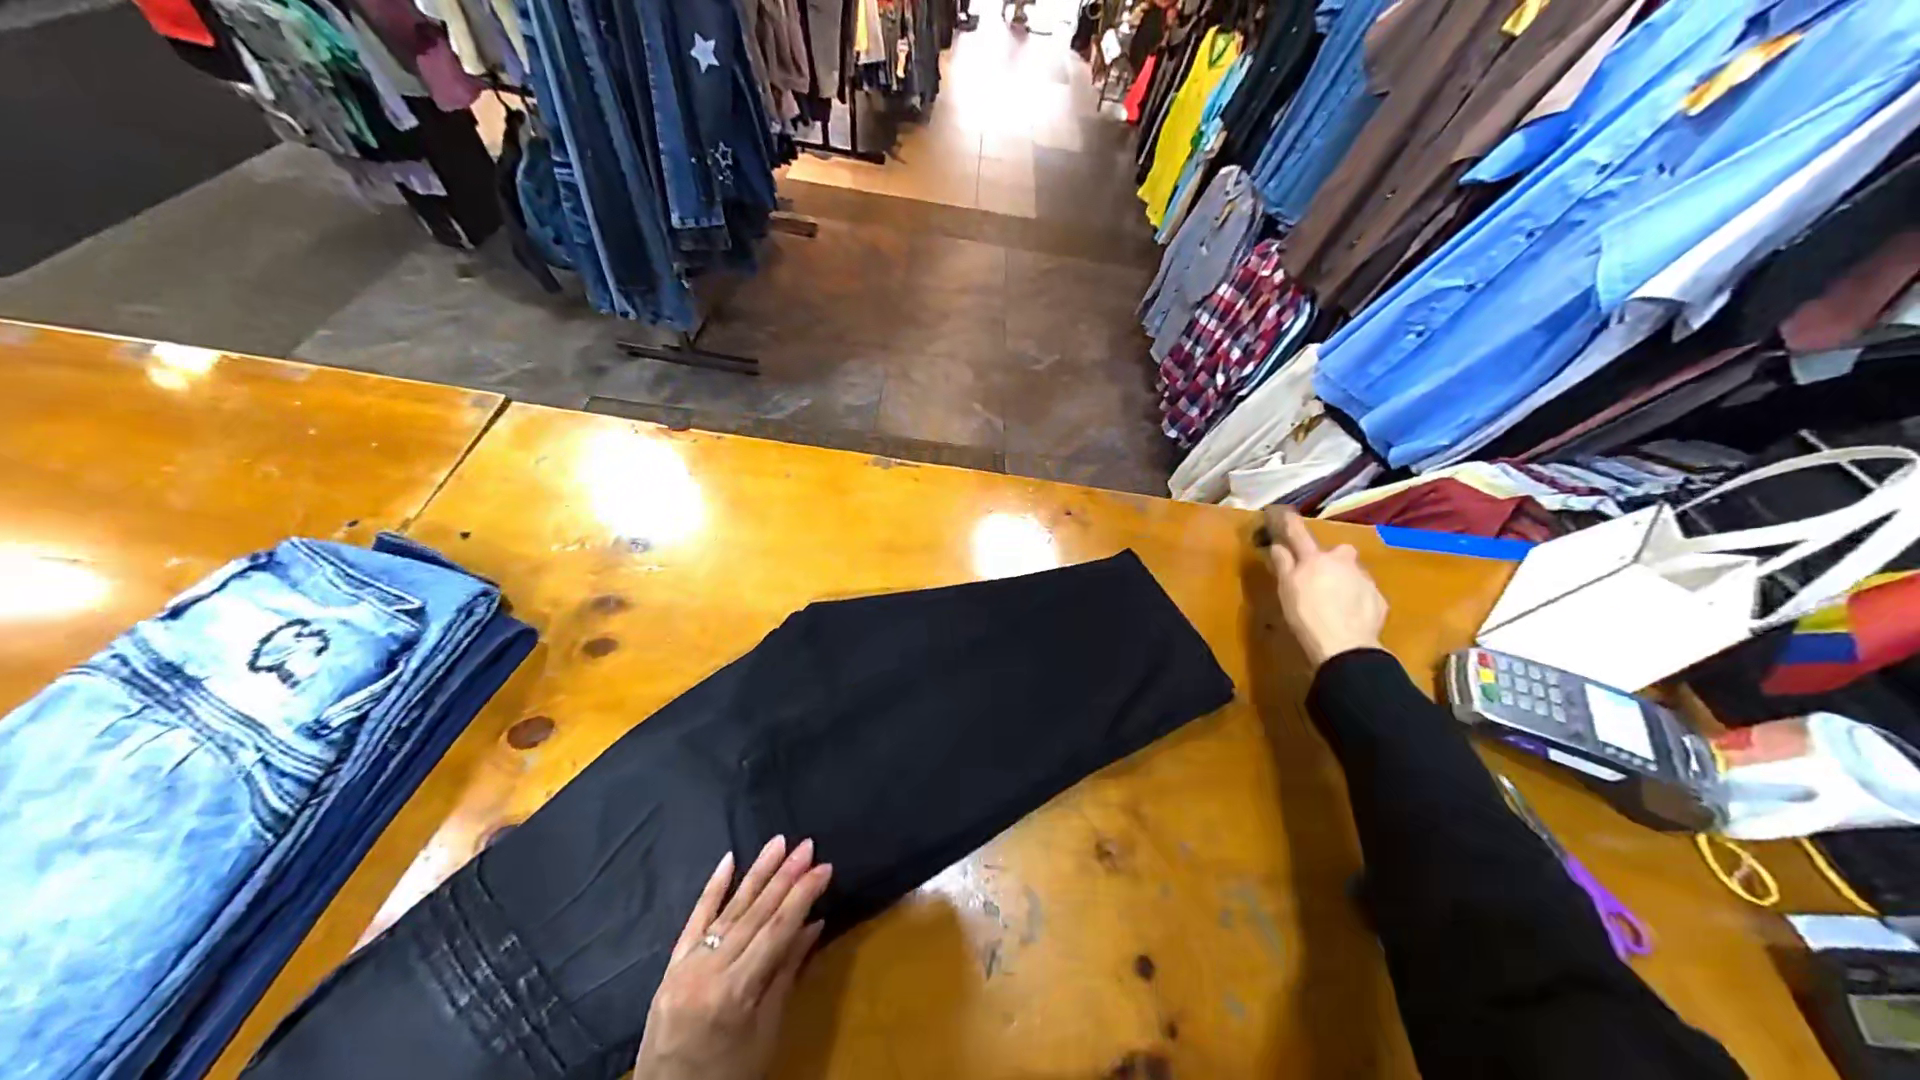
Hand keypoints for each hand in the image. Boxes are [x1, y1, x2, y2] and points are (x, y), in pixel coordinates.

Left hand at [632, 836, 831, 1079]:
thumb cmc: (729, 1075)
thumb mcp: (766, 1032)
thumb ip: (786, 973)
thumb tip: (813, 924)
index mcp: (737, 992)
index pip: (777, 930)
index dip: (803, 895)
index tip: (825, 867)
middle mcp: (710, 971)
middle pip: (756, 913)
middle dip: (785, 876)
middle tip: (807, 845)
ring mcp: (688, 964)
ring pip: (730, 909)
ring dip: (757, 873)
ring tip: (779, 843)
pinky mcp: (672, 964)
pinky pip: (695, 919)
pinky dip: (713, 888)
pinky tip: (729, 860)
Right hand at [1264, 508, 1387, 668]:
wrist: (1346, 645)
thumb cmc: (1307, 615)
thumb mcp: (1286, 590)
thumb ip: (1283, 564)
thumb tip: (1277, 546)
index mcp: (1315, 557)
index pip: (1299, 533)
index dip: (1288, 522)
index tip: (1281, 512)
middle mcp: (1343, 560)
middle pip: (1336, 552)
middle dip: (1328, 560)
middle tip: (1317, 579)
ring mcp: (1364, 578)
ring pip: (1351, 571)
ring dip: (1343, 580)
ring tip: (1333, 602)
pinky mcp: (1379, 598)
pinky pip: (1363, 592)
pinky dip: (1355, 598)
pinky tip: (1348, 615)